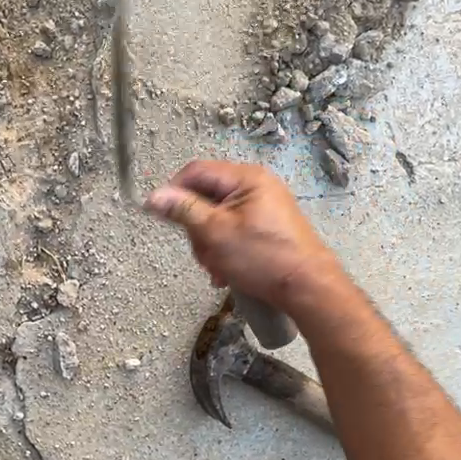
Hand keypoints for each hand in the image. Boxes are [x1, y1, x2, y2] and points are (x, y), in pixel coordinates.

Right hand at [145, 160, 341, 308]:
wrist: (307, 288)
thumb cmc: (262, 257)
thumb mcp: (215, 232)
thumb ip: (183, 210)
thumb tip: (153, 196)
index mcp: (246, 177)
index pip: (195, 171)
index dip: (174, 192)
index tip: (163, 217)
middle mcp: (256, 186)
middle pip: (205, 196)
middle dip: (196, 228)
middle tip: (202, 252)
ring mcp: (262, 207)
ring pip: (216, 218)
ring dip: (209, 244)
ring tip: (217, 267)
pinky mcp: (266, 227)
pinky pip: (232, 230)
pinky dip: (224, 250)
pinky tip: (226, 271)